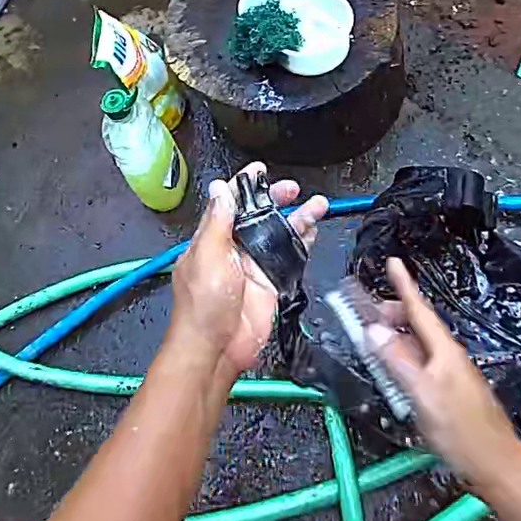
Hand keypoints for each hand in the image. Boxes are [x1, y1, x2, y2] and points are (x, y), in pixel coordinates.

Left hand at [168, 162, 328, 379]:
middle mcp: (233, 248)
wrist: (217, 349)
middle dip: (275, 198)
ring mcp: (254, 265)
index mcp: (212, 238)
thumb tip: (220, 189)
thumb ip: (217, 222)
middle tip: (292, 188)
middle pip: (258, 215)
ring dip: (297, 217)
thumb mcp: (207, 256)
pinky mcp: (271, 282)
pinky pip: (290, 257)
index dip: (244, 184)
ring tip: (317, 204)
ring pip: (279, 233)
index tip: (259, 171)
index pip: (229, 202)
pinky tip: (314, 230)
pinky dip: (303, 242)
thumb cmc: (203, 307)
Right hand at [372, 258, 520, 489]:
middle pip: (417, 324)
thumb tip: (374, 330)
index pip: (419, 309)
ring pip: (417, 344)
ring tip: (373, 340)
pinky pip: (420, 362)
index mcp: (444, 350)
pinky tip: (393, 370)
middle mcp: (448, 356)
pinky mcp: (448, 390)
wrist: (496, 466)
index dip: (404, 285)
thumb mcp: (422, 394)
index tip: (393, 262)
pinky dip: (402, 357)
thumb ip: (396, 360)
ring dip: (394, 336)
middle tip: (366, 313)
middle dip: (392, 312)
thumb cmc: (463, 432)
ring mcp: (449, 373)